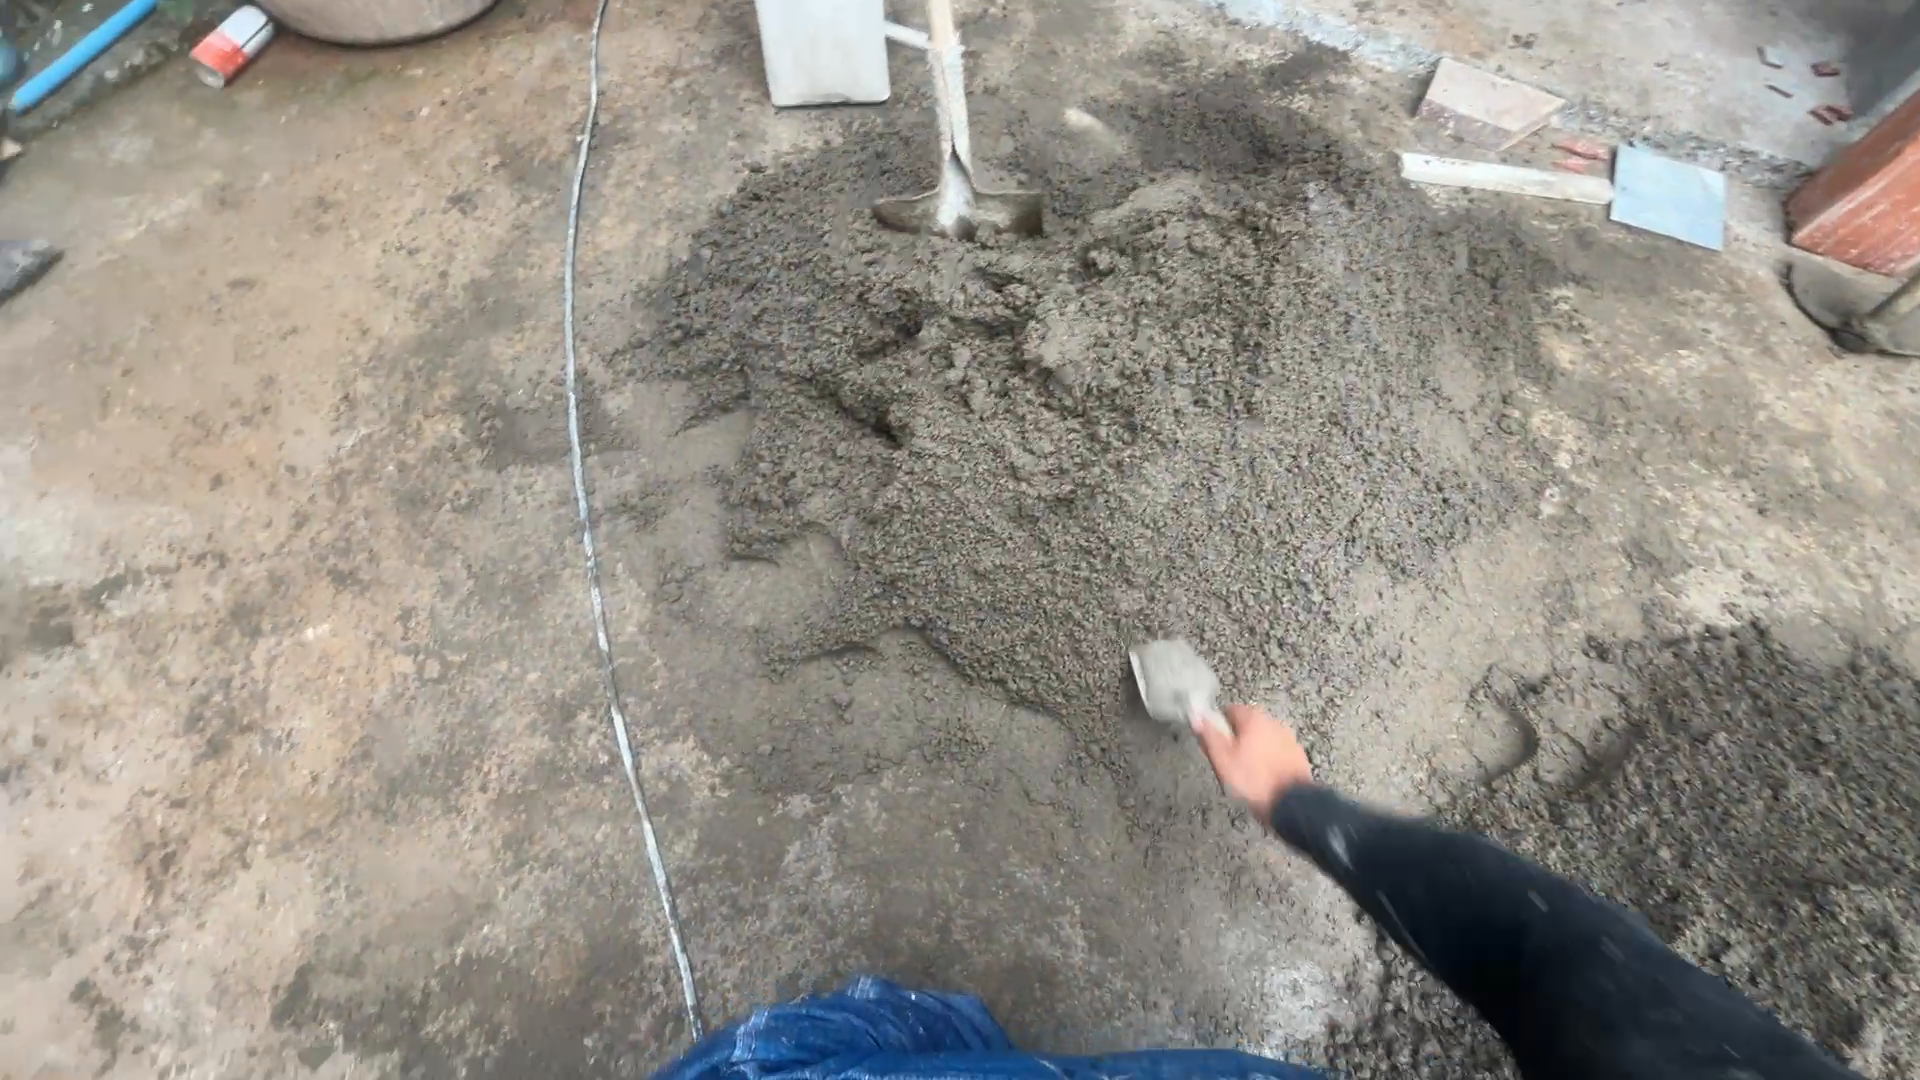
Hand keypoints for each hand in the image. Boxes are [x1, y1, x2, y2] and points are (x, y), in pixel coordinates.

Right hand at [1192, 704, 1313, 819]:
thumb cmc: (1254, 781)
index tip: (1215, 742)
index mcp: (1252, 718)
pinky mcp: (1297, 755)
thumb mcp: (1221, 758)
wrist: (1291, 804)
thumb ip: (1208, 734)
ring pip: (1262, 738)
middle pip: (1247, 724)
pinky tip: (1264, 776)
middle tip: (1229, 760)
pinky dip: (1269, 759)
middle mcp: (1273, 722)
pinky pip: (1276, 752)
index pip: (1229, 710)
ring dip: (1254, 749)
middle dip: (1237, 739)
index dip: (1218, 726)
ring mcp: (1288, 739)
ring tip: (1247, 772)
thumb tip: (1197, 718)